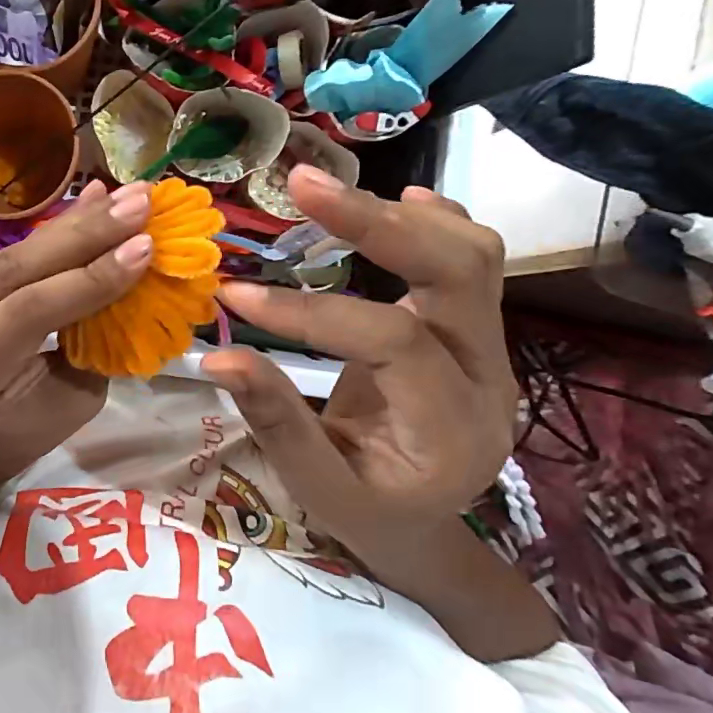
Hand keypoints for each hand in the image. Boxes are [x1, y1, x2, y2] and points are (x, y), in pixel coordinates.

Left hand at [0, 180, 153, 488]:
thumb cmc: (27, 435)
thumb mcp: (72, 401)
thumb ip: (91, 338)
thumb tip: (132, 269)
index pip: (25, 314)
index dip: (87, 278)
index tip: (145, 247)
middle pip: (11, 270)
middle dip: (83, 234)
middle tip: (139, 202)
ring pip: (8, 254)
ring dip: (73, 224)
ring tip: (126, 197)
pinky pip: (5, 256)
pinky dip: (53, 230)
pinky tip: (91, 200)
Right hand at [202, 166, 516, 574]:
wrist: (427, 527)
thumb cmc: (370, 514)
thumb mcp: (317, 486)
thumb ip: (276, 421)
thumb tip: (220, 355)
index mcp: (453, 427)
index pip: (391, 340)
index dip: (310, 310)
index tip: (235, 294)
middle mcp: (489, 376)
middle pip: (458, 270)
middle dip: (377, 220)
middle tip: (303, 184)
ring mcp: (493, 349)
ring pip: (474, 254)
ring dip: (402, 216)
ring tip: (331, 197)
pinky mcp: (478, 332)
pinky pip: (474, 262)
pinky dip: (435, 222)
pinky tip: (398, 202)